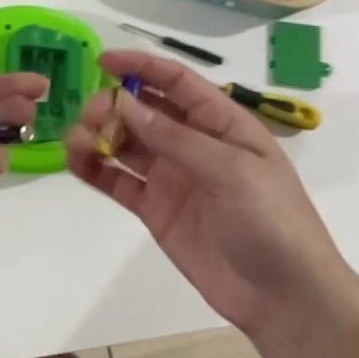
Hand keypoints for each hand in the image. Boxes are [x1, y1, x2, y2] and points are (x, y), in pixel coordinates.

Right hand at [63, 51, 357, 337]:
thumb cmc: (271, 221)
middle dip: (113, 105)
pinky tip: (74, 163)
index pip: (177, 83)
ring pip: (126, 144)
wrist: (283, 296)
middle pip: (145, 111)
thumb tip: (125, 104)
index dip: (141, 67)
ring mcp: (173, 177)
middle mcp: (194, 144)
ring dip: (99, 136)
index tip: (102, 60)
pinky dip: (95, 169)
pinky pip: (119, 181)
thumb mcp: (231, 170)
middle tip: (89, 117)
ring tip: (76, 141)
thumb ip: (175, 138)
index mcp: (223, 124)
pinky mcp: (155, 210)